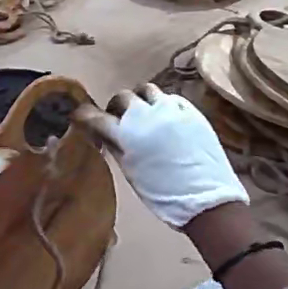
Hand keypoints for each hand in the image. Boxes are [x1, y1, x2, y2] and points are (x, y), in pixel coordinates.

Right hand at [93, 84, 246, 228]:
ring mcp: (170, 109)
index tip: (81, 116)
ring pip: (147, 90)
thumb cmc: (162, 194)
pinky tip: (165, 118)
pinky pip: (170, 97)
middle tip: (119, 119)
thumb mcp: (130, 171)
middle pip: (123, 97)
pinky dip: (162, 104)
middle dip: (116, 106)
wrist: (206, 199)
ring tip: (144, 113)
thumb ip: (116, 147)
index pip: (96, 116)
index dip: (85, 115)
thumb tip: (106, 134)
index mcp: (126, 134)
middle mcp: (145, 115)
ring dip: (140, 99)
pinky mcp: (190, 110)